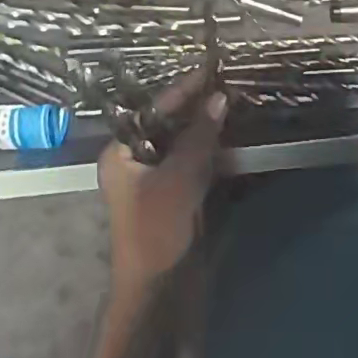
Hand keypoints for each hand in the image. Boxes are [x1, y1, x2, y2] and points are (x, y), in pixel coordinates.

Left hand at [97, 71, 228, 291]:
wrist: (160, 287)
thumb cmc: (158, 228)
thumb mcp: (179, 177)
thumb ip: (199, 136)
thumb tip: (219, 97)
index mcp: (122, 153)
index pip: (154, 110)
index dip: (183, 90)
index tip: (210, 71)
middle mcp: (136, 160)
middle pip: (168, 123)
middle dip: (197, 106)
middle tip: (229, 85)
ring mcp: (156, 178)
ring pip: (183, 141)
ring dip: (207, 126)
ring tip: (235, 104)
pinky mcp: (176, 193)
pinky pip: (193, 160)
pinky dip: (211, 148)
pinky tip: (232, 136)